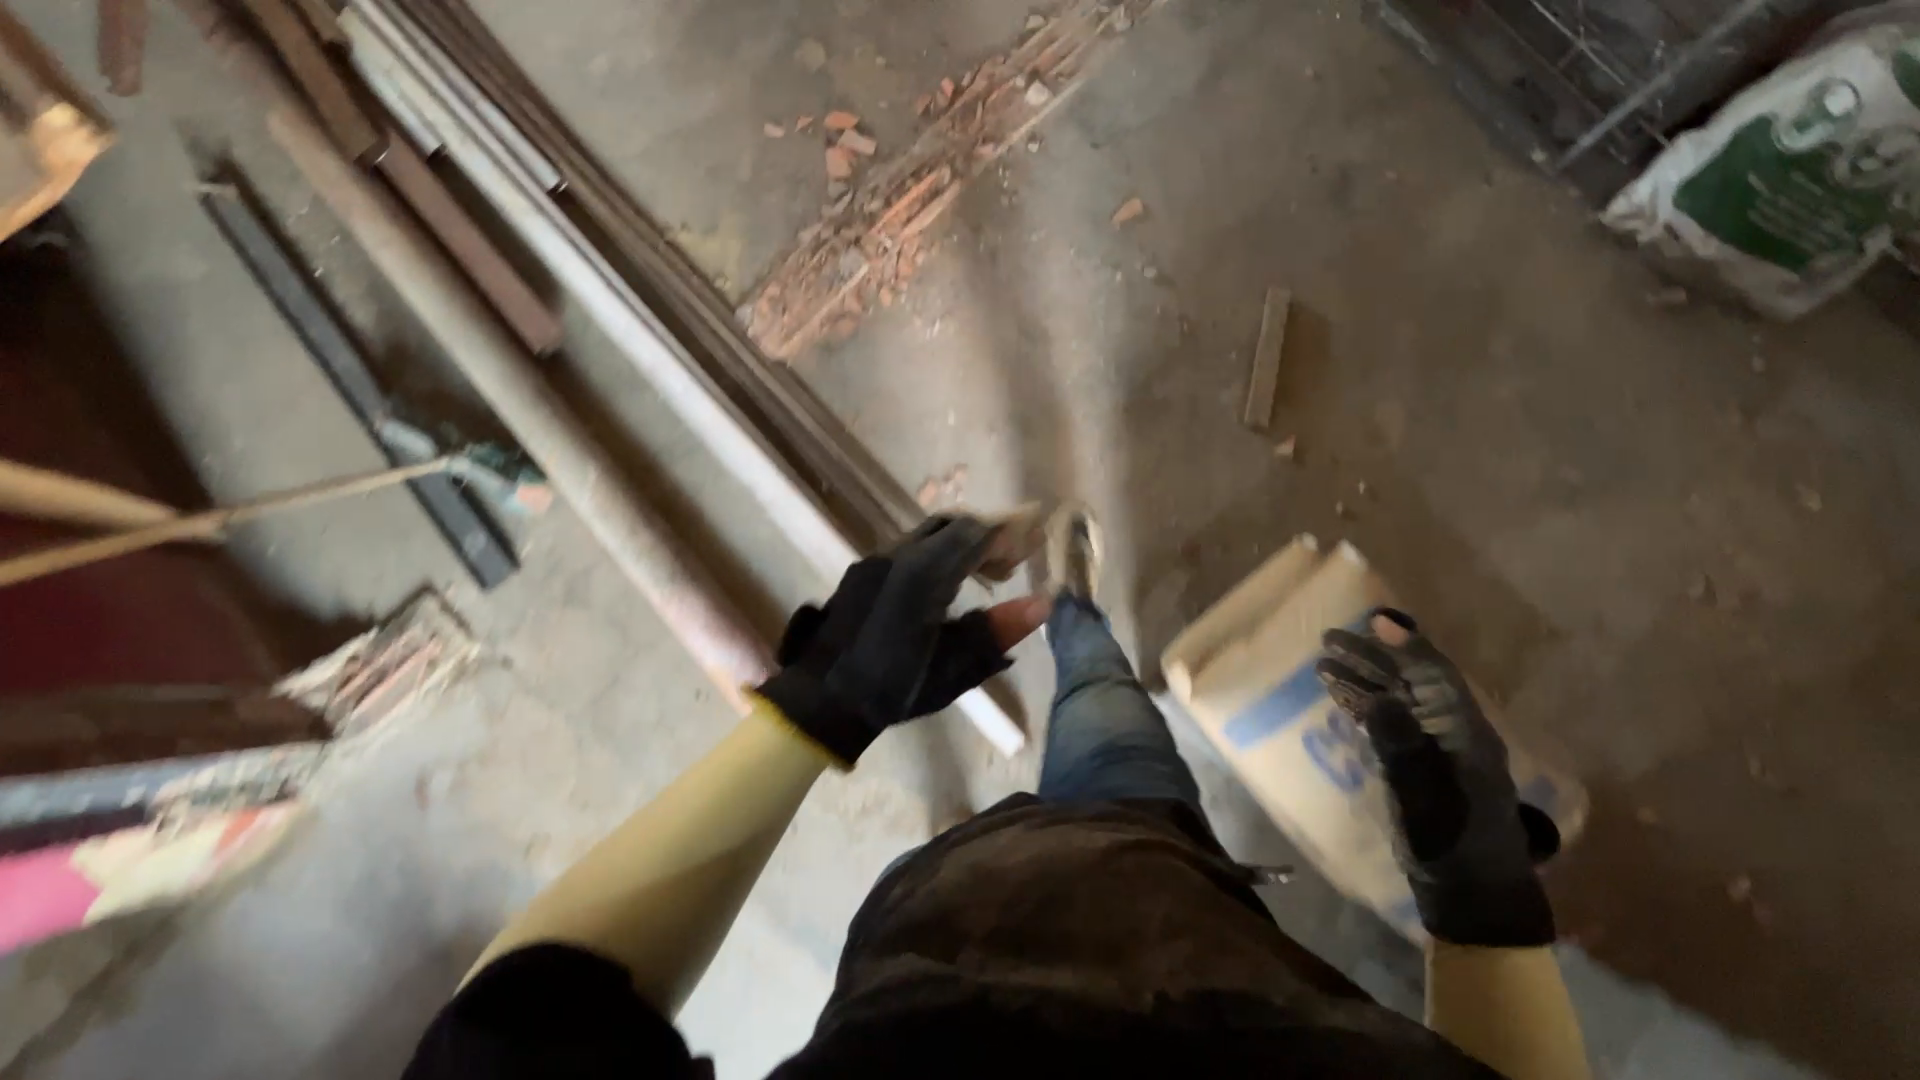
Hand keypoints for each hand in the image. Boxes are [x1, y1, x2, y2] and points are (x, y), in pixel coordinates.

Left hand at [756, 516, 1050, 765]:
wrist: (823, 698)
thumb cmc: (894, 688)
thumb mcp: (953, 667)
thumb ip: (997, 630)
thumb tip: (1041, 604)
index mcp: (922, 574)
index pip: (974, 533)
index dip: (1008, 533)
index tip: (1035, 542)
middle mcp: (897, 555)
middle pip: (951, 525)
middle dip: (986, 537)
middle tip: (1012, 564)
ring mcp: (876, 560)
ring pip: (928, 534)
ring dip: (961, 545)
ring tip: (986, 577)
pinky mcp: (863, 570)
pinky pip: (910, 547)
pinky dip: (938, 554)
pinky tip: (948, 585)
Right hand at [1317, 609, 1556, 947]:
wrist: (1471, 892)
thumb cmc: (1452, 843)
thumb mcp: (1425, 796)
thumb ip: (1402, 746)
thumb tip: (1379, 699)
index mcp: (1466, 733)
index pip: (1435, 677)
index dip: (1407, 647)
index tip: (1375, 622)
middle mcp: (1453, 732)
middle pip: (1411, 682)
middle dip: (1372, 658)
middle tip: (1328, 638)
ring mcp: (1437, 749)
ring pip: (1397, 700)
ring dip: (1362, 680)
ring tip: (1323, 664)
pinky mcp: (1419, 765)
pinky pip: (1390, 723)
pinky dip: (1363, 706)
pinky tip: (1339, 698)